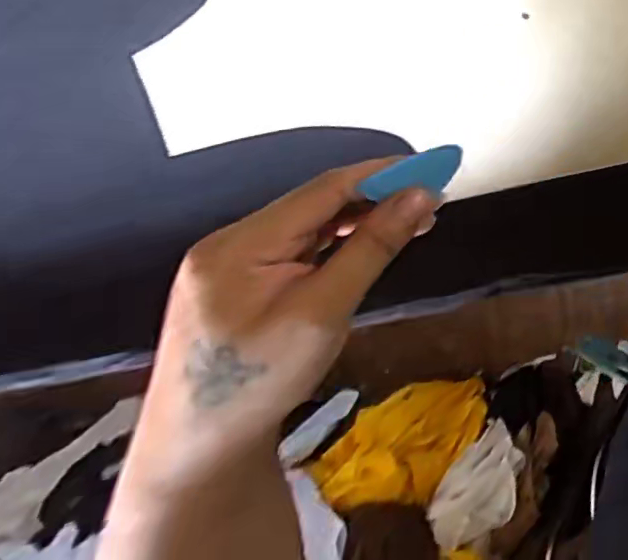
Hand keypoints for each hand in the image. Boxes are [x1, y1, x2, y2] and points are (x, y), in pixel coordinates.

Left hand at [128, 160, 441, 484]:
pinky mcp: (237, 282)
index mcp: (240, 244)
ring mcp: (230, 262)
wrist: (196, 458)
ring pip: (309, 223)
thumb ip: (373, 246)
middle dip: (375, 196)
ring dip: (359, 218)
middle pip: (316, 202)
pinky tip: (365, 243)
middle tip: (429, 203)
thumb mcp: (324, 312)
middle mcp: (230, 241)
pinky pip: (297, 245)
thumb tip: (421, 194)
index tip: (432, 169)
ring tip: (409, 222)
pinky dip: (337, 240)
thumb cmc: (260, 385)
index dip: (382, 173)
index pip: (324, 188)